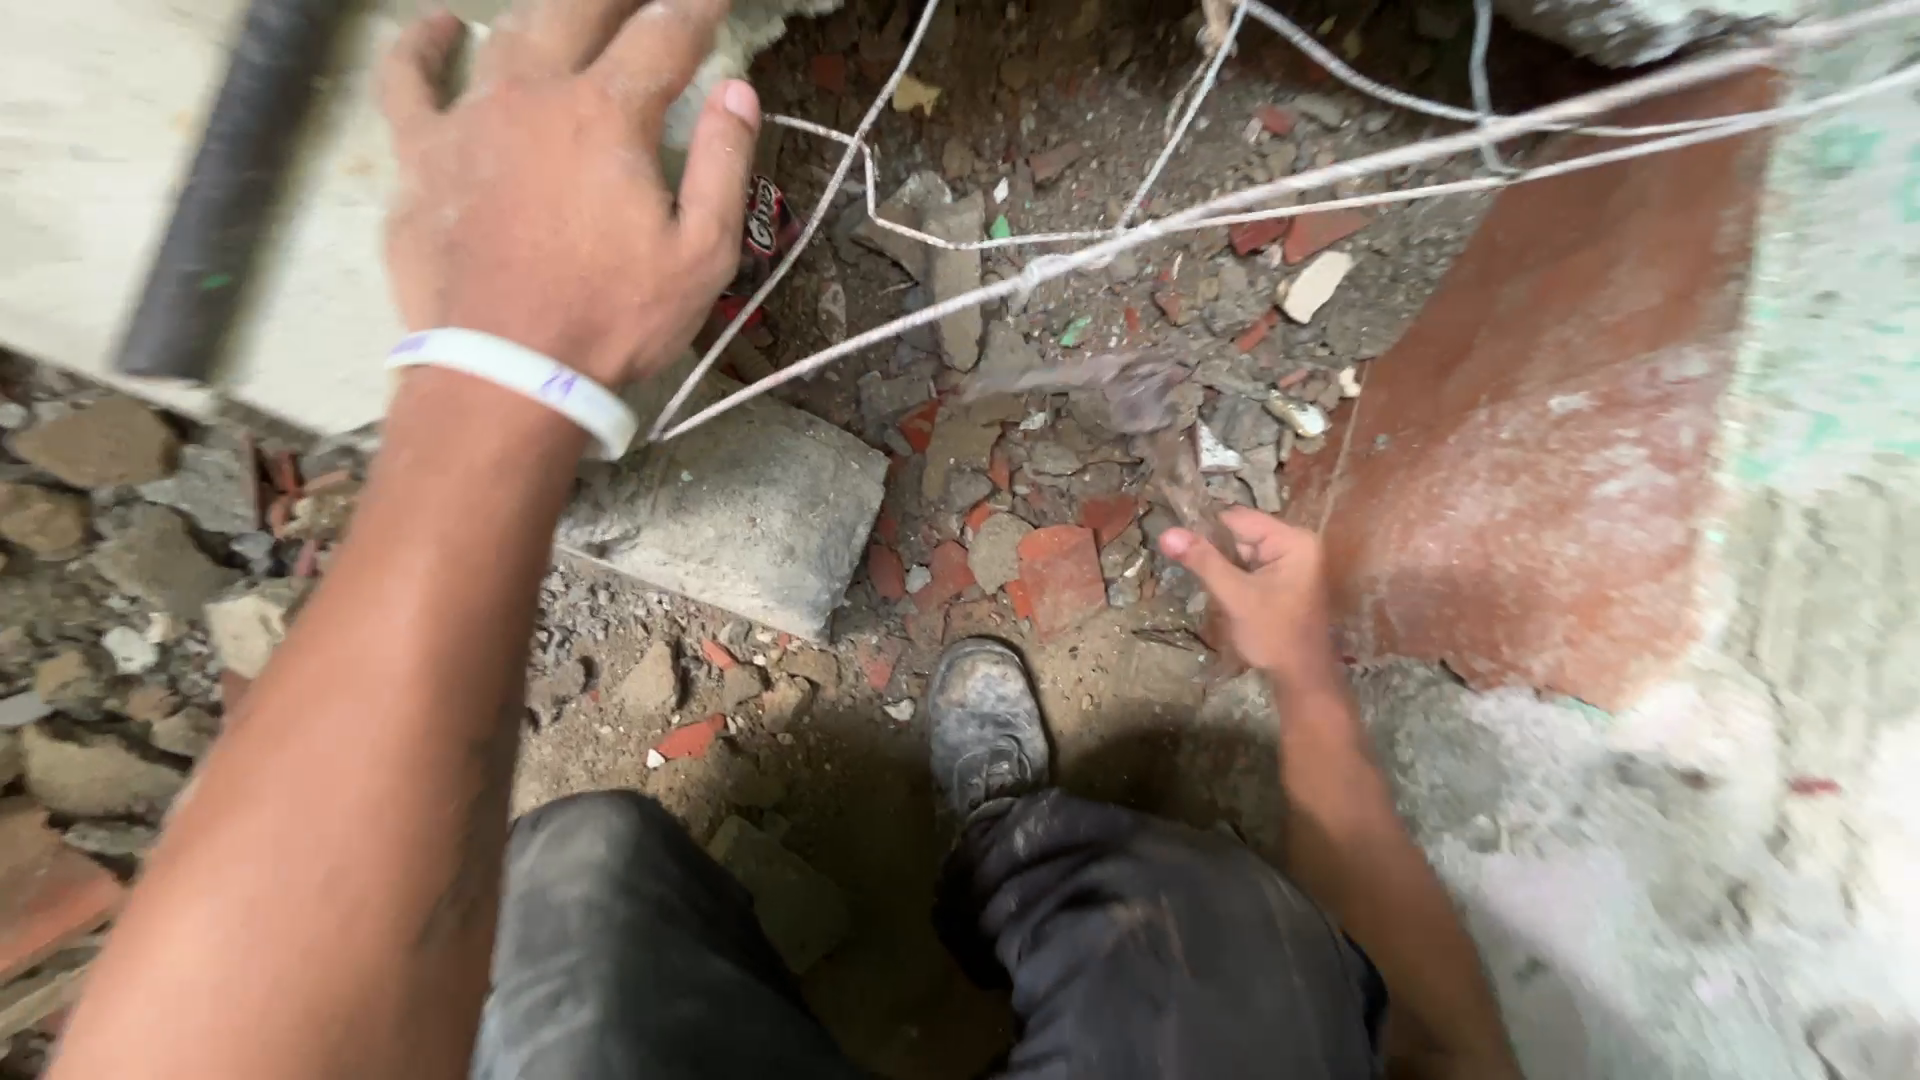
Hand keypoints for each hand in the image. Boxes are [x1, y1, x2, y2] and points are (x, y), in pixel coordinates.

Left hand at [379, 0, 758, 386]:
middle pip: (577, 10)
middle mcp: (534, 94)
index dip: (696, 11)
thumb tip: (738, 93)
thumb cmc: (617, 317)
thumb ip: (724, 168)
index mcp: (608, 118)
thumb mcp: (702, 256)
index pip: (663, 39)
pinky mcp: (422, 155)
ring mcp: (469, 118)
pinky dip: (423, 45)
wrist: (510, 368)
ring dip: (545, 9)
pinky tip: (441, 28)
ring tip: (571, 7)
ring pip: (505, 33)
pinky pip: (410, 79)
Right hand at [1158, 507, 1341, 691]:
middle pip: (1238, 533)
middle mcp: (1294, 542)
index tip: (1176, 543)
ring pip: (1238, 550)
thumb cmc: (1273, 635)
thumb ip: (1203, 561)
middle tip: (1190, 570)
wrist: (1301, 678)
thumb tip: (1166, 533)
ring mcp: (1288, 560)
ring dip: (1219, 565)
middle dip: (1213, 551)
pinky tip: (1222, 593)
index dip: (1205, 529)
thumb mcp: (1235, 595)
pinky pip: (1246, 565)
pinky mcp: (1280, 577)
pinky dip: (1230, 576)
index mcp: (1292, 540)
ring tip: (1209, 586)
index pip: (1237, 518)